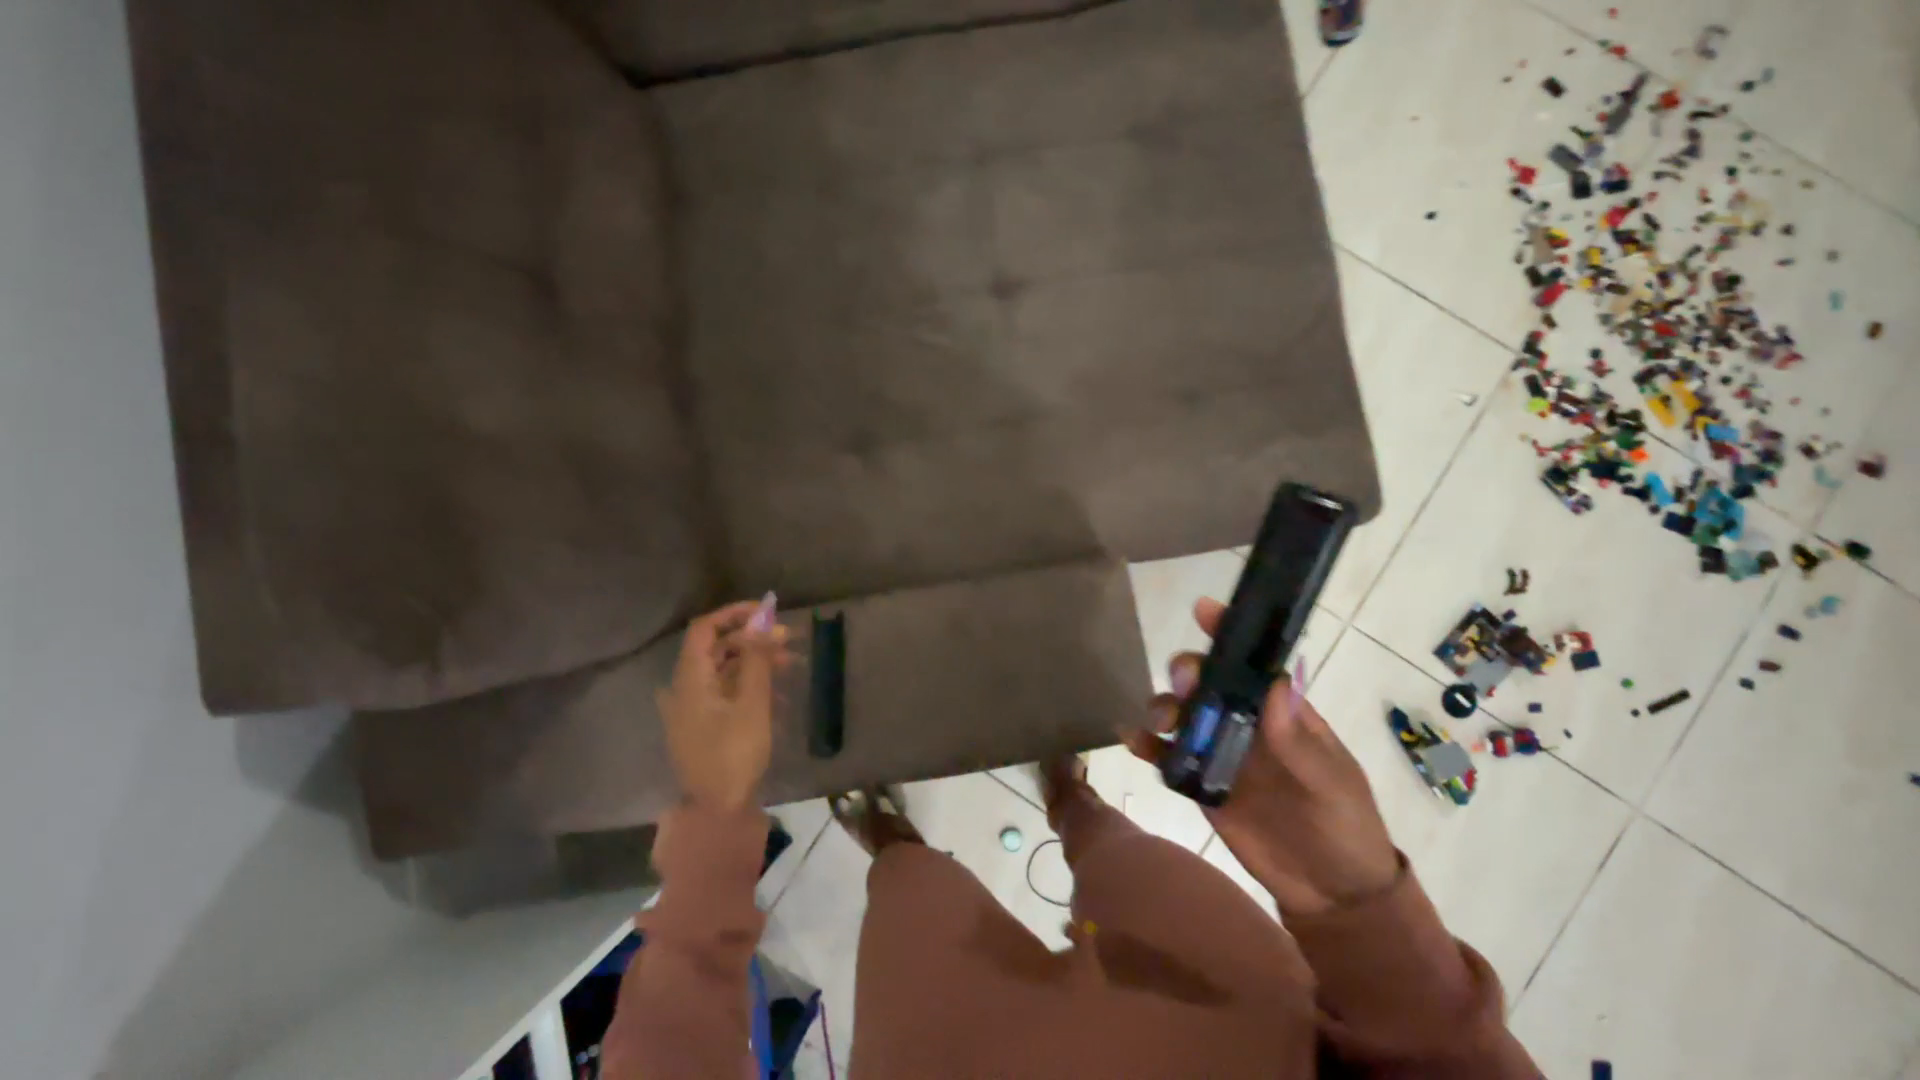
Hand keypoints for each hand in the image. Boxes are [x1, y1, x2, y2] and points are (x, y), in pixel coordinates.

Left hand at [658, 600, 791, 811]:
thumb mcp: (752, 704)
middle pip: (716, 650)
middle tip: (788, 640)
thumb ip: (756, 659)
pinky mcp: (704, 727)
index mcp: (690, 679)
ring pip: (723, 672)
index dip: (734, 614)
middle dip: (752, 640)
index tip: (767, 612)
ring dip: (755, 663)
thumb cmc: (734, 754)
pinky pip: (725, 694)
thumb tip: (761, 621)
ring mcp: (692, 710)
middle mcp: (685, 688)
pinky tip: (778, 695)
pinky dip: (749, 686)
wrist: (717, 811)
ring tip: (791, 665)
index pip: (705, 629)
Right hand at [1122, 597, 1398, 916]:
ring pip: (1183, 715)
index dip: (1230, 635)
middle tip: (1185, 683)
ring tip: (1160, 721)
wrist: (1332, 893)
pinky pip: (1168, 759)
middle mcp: (1248, 726)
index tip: (1204, 609)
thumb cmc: (1345, 827)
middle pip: (1208, 685)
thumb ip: (1300, 742)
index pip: (1255, 666)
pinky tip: (1132, 742)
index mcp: (1285, 715)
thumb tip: (1276, 684)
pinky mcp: (1202, 787)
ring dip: (1165, 707)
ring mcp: (1222, 755)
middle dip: (1190, 673)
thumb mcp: (1332, 784)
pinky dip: (1147, 746)